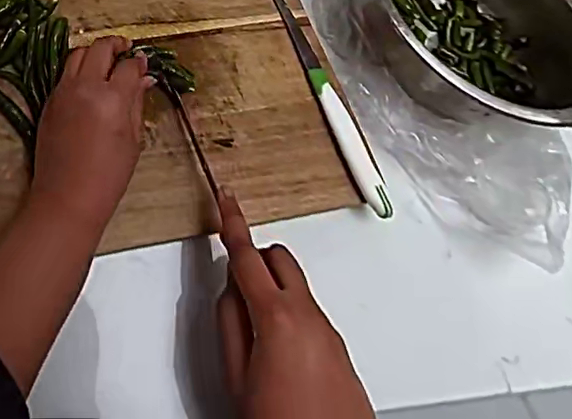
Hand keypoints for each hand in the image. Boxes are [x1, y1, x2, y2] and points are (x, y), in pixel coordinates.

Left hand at [29, 36, 150, 227]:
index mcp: (111, 98)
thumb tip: (143, 79)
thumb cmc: (108, 175)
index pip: (127, 66)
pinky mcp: (49, 98)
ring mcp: (63, 90)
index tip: (144, 62)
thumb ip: (136, 103)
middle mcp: (84, 86)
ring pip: (77, 54)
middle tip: (126, 49)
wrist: (67, 194)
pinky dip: (78, 68)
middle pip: (100, 48)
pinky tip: (88, 80)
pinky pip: (64, 73)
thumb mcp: (133, 140)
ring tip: (106, 61)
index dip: (139, 62)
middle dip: (115, 45)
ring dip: (93, 52)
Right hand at [216, 188, 374, 418]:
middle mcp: (310, 319)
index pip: (247, 254)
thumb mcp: (234, 372)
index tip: (227, 200)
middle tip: (237, 279)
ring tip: (256, 334)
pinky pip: (312, 318)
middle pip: (280, 259)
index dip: (232, 221)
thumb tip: (230, 289)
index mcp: (277, 316)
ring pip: (297, 289)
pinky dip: (292, 318)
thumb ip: (228, 319)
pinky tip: (279, 352)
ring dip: (274, 292)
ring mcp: (332, 338)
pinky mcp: (344, 358)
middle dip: (256, 259)